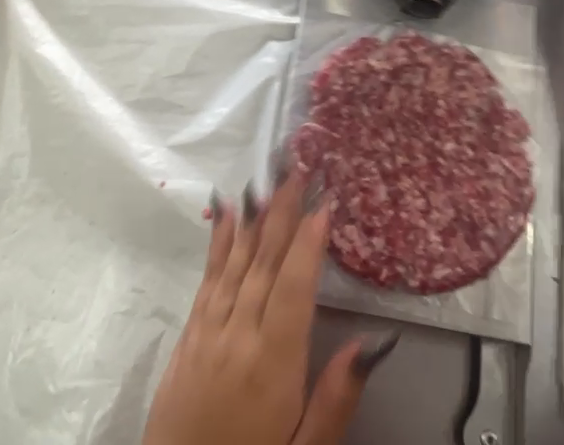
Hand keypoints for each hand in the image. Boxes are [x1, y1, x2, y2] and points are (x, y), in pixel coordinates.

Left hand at [142, 171, 398, 444]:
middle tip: (298, 165)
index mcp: (273, 362)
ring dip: (254, 216)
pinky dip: (219, 242)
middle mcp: (238, 334)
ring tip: (267, 176)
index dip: (309, 242)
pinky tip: (226, 216)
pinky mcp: (189, 335)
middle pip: (264, 261)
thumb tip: (374, 342)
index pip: (294, 287)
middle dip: (284, 211)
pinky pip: (207, 278)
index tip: (324, 200)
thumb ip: (336, 396)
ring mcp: (208, 331)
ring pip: (235, 261)